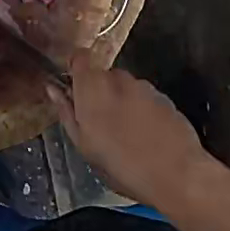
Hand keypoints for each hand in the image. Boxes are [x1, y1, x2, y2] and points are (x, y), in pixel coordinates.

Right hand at [55, 54, 213, 207]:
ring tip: (125, 136)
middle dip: (99, 93)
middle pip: (103, 76)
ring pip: (125, 87)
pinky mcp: (164, 97)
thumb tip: (53, 88)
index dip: (75, 69)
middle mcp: (119, 79)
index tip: (74, 90)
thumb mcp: (84, 146)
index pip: (79, 58)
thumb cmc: (121, 165)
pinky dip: (141, 110)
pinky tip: (145, 137)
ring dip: (121, 102)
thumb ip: (67, 112)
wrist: (176, 173)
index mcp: (93, 87)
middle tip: (99, 125)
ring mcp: (144, 86)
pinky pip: (144, 98)